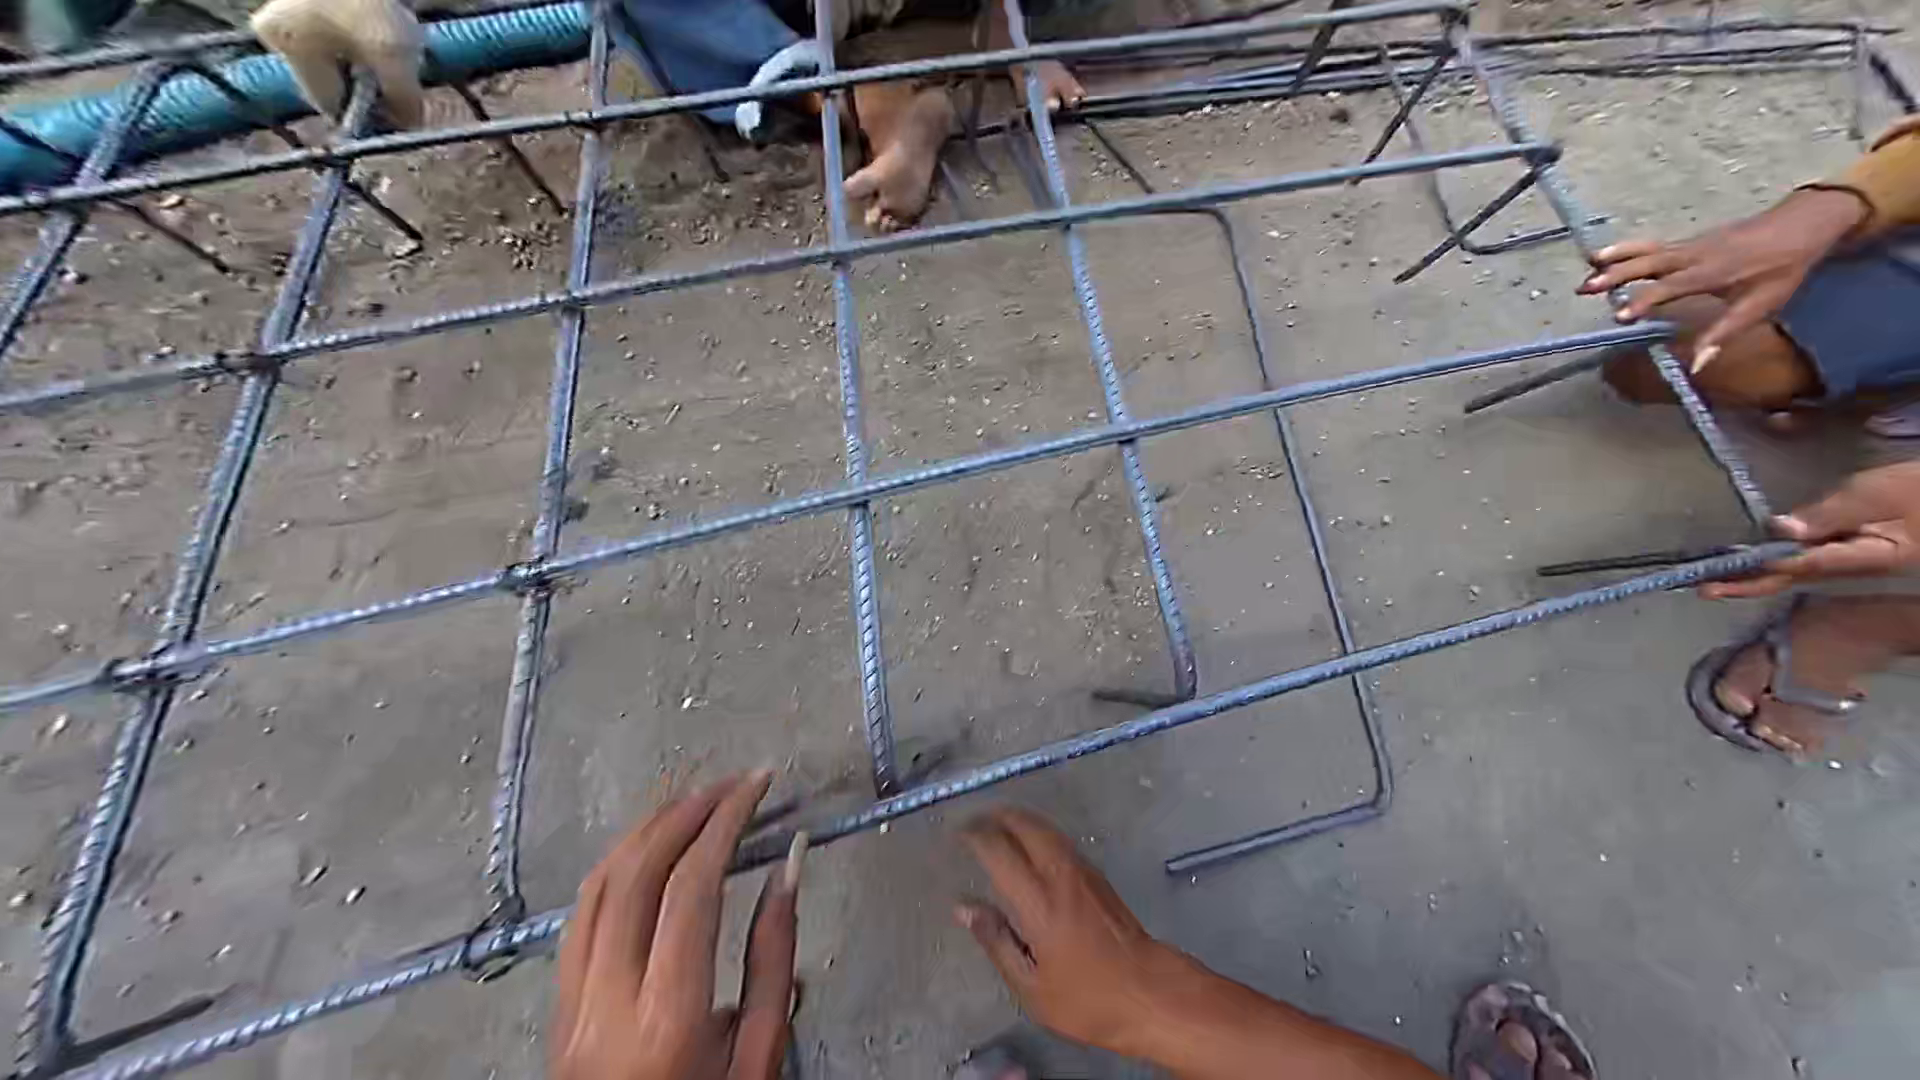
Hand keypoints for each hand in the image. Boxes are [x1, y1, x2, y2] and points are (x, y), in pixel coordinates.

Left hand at [551, 771, 803, 1079]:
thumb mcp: (760, 1055)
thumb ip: (774, 955)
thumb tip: (788, 866)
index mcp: (666, 1017)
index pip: (692, 887)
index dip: (727, 821)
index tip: (759, 785)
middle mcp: (607, 1001)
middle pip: (639, 871)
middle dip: (690, 810)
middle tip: (734, 782)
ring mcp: (571, 1002)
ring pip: (600, 882)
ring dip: (651, 825)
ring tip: (698, 797)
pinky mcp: (559, 1004)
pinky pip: (581, 911)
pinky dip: (620, 859)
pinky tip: (651, 842)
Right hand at [955, 807, 1195, 1056]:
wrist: (1148, 990)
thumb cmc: (1086, 997)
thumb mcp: (1031, 986)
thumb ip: (995, 941)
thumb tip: (963, 907)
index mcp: (1037, 901)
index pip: (998, 850)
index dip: (975, 836)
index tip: (959, 834)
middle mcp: (1058, 873)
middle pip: (1024, 825)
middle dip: (997, 816)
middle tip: (975, 820)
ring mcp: (1080, 868)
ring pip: (1044, 826)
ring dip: (1018, 817)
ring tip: (997, 821)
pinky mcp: (1095, 872)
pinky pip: (1058, 837)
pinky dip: (1037, 828)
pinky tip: (1030, 839)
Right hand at [1578, 188, 1868, 371]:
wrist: (1806, 222)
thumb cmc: (1782, 268)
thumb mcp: (1762, 304)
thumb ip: (1723, 334)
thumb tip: (1695, 366)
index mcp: (1713, 273)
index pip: (1672, 287)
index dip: (1645, 301)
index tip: (1620, 317)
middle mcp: (1694, 257)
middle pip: (1650, 264)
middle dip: (1617, 275)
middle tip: (1586, 288)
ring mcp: (1686, 247)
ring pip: (1645, 252)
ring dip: (1613, 260)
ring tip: (1586, 266)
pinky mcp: (1681, 243)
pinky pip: (1647, 246)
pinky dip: (1621, 251)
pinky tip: (1598, 256)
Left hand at [1703, 462, 1919, 598]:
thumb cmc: (1919, 489)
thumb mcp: (1877, 496)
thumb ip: (1829, 515)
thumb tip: (1782, 529)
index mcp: (1873, 555)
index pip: (1811, 562)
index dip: (1772, 562)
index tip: (1736, 564)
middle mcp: (1856, 566)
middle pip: (1794, 576)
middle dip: (1748, 585)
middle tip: (1704, 591)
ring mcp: (1849, 562)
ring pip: (1793, 573)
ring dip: (1750, 578)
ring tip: (1709, 584)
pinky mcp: (1843, 553)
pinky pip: (1799, 564)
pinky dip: (1766, 566)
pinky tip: (1739, 567)